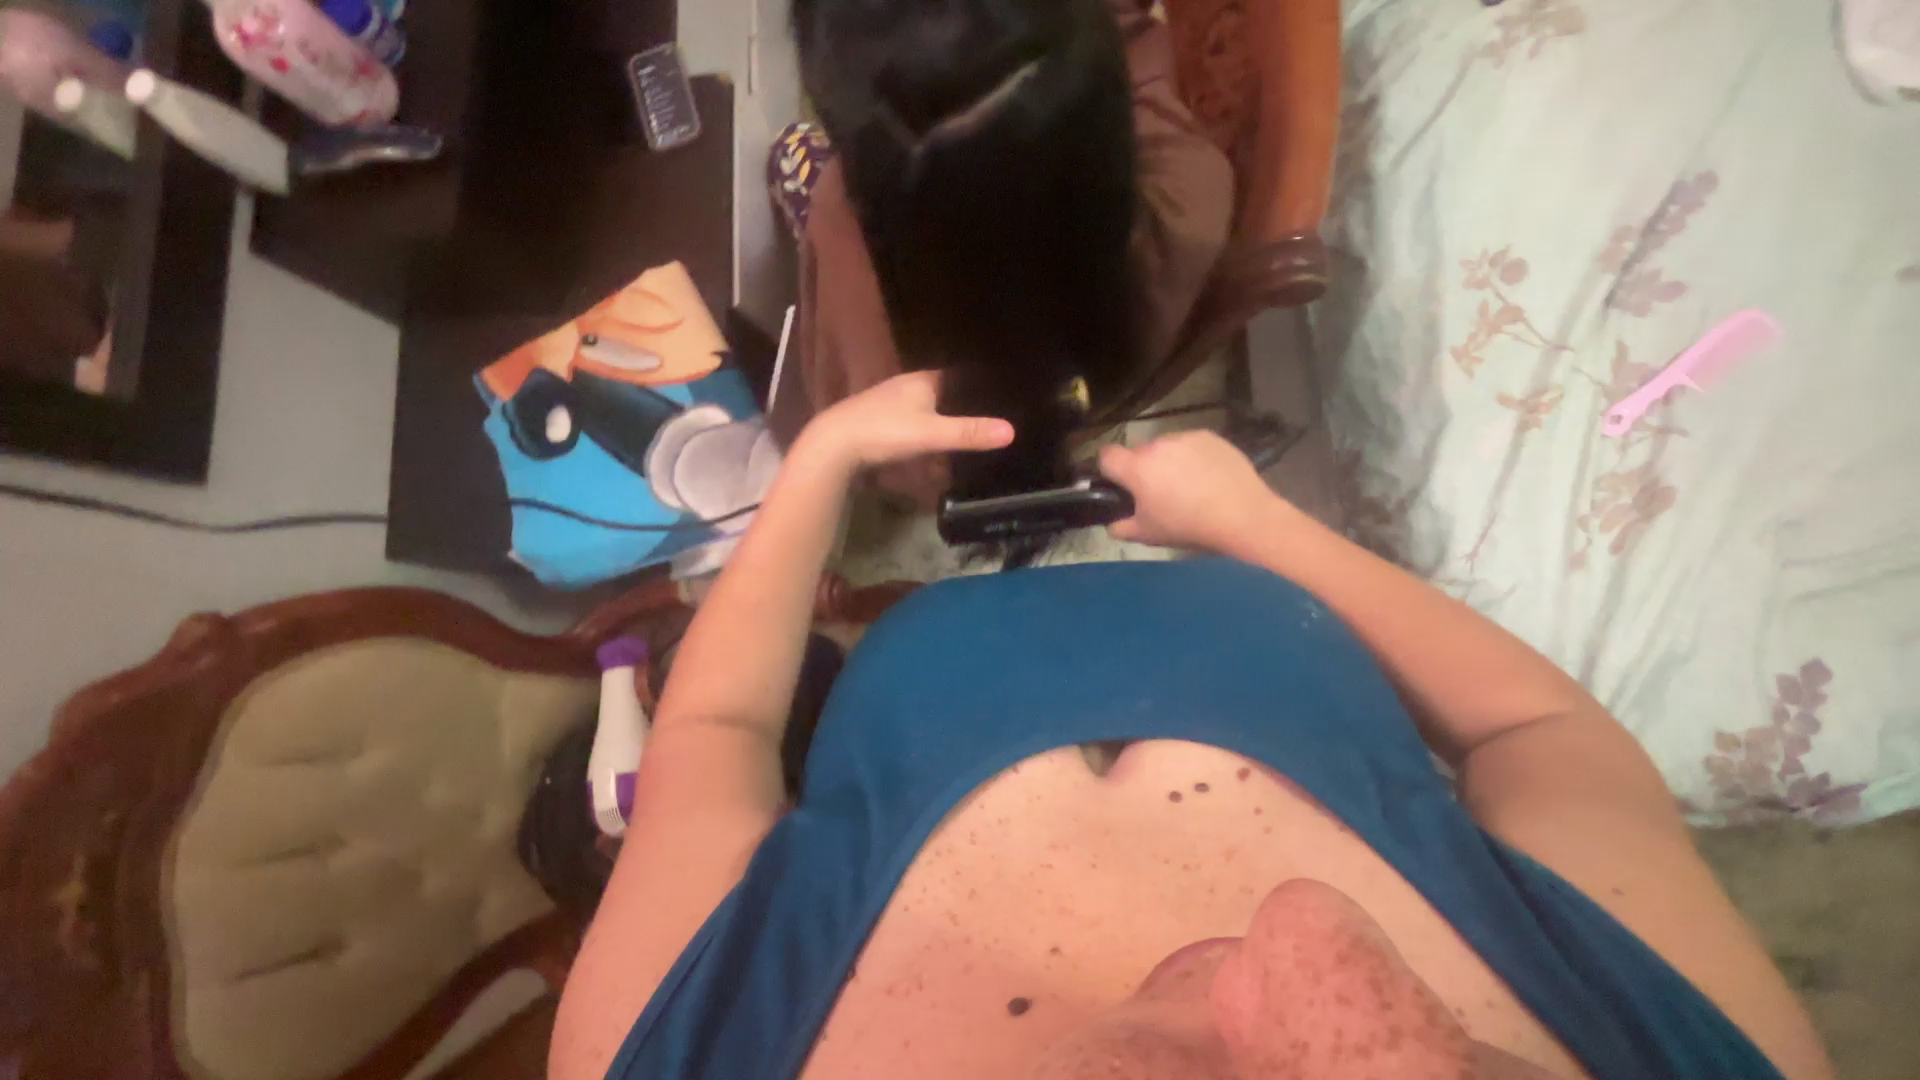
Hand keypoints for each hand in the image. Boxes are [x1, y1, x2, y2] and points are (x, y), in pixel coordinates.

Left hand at [804, 371, 1014, 472]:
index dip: (977, 384)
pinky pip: (910, 420)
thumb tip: (1012, 430)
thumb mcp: (932, 433)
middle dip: (961, 400)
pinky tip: (931, 439)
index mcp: (923, 380)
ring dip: (941, 414)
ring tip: (965, 426)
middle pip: (941, 390)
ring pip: (924, 405)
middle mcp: (906, 385)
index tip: (1000, 393)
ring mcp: (889, 402)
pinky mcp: (877, 420)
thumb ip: (969, 433)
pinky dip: (924, 427)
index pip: (958, 375)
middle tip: (988, 413)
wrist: (834, 444)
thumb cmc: (884, 431)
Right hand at [1098, 431, 1288, 551]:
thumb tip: (1112, 524)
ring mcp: (1186, 438)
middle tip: (1159, 493)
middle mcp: (1158, 445)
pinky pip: (1190, 444)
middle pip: (1138, 452)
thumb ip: (1122, 528)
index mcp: (1137, 468)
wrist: (1243, 516)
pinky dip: (1192, 457)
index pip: (1106, 455)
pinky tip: (1207, 477)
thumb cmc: (1189, 526)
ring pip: (1165, 447)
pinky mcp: (1210, 436)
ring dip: (1168, 461)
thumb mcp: (1149, 535)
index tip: (1119, 484)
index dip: (1108, 469)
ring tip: (1188, 485)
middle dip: (1142, 468)